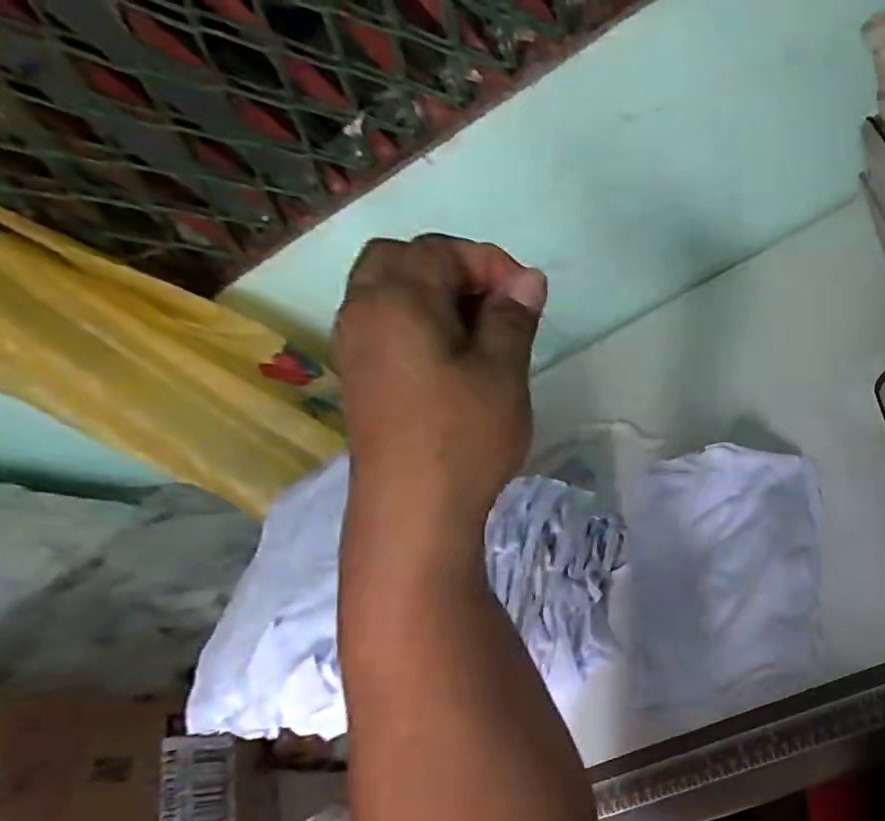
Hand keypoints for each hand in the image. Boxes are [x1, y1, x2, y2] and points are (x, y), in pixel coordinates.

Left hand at [333, 234, 546, 523]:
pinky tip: (453, 361)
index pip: (439, 250)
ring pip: (388, 292)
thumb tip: (527, 279)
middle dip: (453, 270)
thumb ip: (512, 318)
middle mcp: (364, 309)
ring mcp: (355, 345)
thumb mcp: (503, 372)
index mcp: (398, 299)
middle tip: (497, 307)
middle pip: (401, 260)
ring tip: (481, 336)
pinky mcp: (361, 377)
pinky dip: (419, 323)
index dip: (490, 263)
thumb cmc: (465, 434)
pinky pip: (384, 324)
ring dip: (435, 297)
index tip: (529, 298)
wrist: (414, 506)